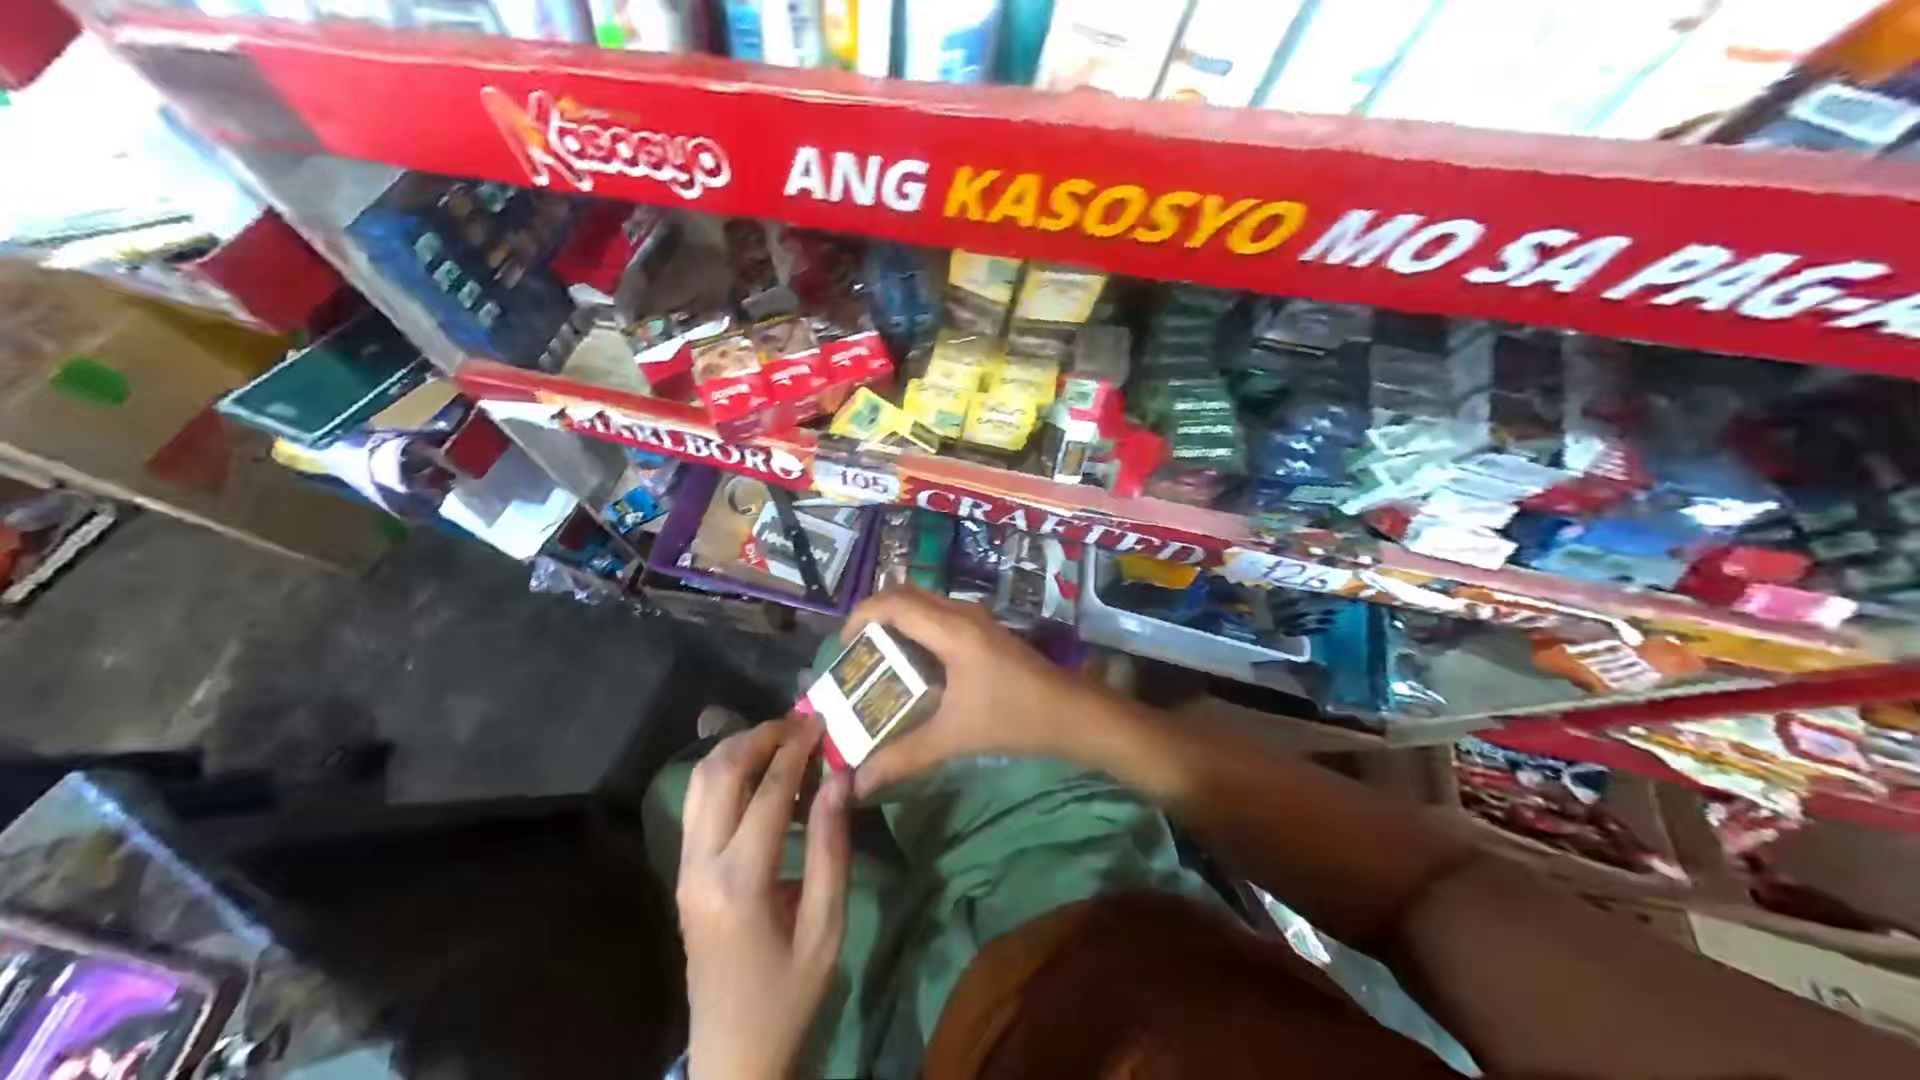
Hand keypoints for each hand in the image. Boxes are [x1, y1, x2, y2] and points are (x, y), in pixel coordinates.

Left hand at [678, 716, 849, 1079]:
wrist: (731, 1054)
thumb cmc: (789, 995)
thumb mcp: (826, 928)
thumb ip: (830, 849)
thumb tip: (840, 780)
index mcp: (739, 882)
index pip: (767, 793)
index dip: (796, 751)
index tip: (820, 722)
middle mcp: (699, 866)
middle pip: (719, 774)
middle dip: (759, 737)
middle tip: (799, 723)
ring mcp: (683, 869)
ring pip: (699, 783)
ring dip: (737, 749)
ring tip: (780, 738)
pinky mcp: (682, 875)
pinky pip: (698, 805)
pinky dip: (725, 773)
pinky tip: (756, 770)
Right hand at [841, 588, 1115, 797]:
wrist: (1073, 714)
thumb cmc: (1014, 718)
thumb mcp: (954, 738)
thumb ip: (903, 756)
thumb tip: (857, 782)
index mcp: (951, 630)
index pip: (893, 603)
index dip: (860, 616)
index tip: (842, 647)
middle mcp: (961, 614)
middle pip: (906, 595)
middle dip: (874, 617)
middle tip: (856, 653)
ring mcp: (977, 619)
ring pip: (924, 604)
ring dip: (897, 623)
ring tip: (877, 660)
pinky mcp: (986, 631)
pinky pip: (940, 617)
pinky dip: (917, 630)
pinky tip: (913, 667)